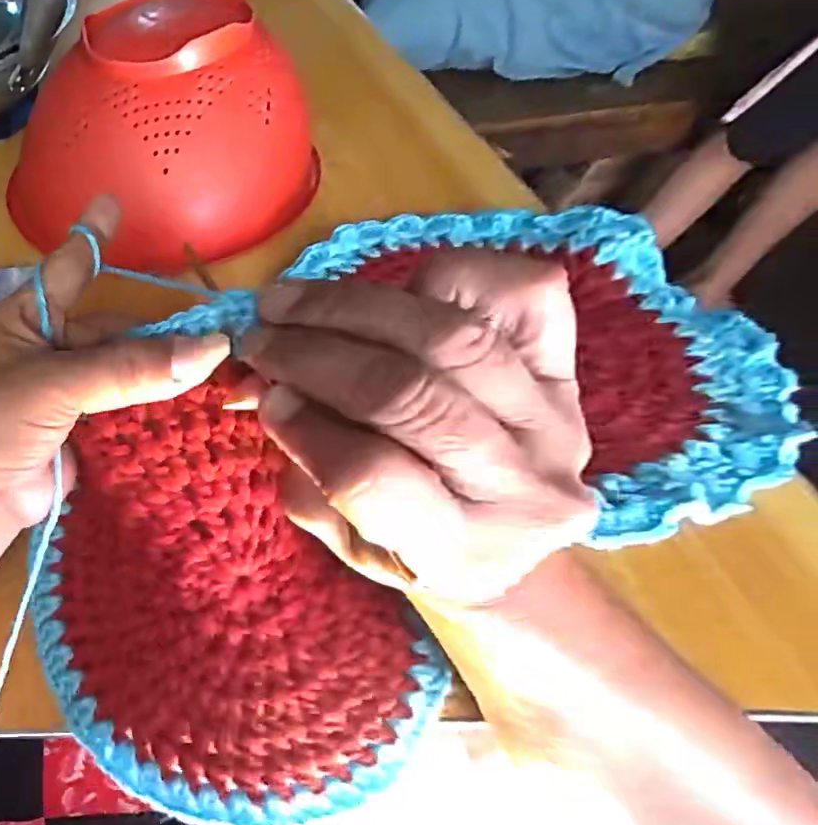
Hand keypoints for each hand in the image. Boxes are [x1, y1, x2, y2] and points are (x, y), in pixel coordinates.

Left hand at [0, 195, 230, 534]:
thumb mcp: (56, 386)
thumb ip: (129, 369)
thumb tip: (211, 349)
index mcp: (19, 323)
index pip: (63, 272)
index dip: (91, 241)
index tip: (111, 203)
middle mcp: (39, 349)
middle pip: (107, 328)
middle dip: (154, 333)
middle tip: (214, 334)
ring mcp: (58, 390)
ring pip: (119, 368)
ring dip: (158, 369)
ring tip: (217, 363)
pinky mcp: (74, 426)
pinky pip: (120, 403)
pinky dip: (151, 400)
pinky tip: (191, 396)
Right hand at [241, 250, 598, 605]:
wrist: (508, 536)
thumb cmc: (400, 546)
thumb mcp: (335, 532)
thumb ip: (300, 466)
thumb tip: (264, 390)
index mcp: (453, 541)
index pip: (370, 473)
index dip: (303, 426)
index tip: (255, 396)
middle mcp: (522, 478)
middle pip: (411, 393)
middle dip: (314, 356)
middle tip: (255, 339)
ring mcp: (557, 415)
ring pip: (454, 336)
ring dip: (352, 308)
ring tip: (285, 303)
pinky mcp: (570, 363)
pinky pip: (523, 293)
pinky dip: (445, 278)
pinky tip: (385, 290)